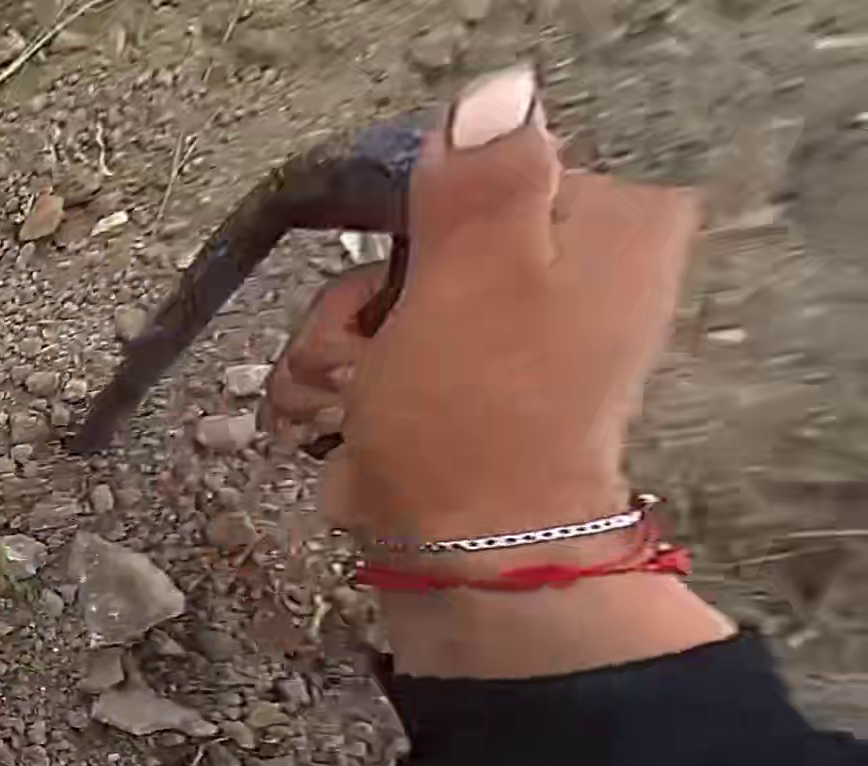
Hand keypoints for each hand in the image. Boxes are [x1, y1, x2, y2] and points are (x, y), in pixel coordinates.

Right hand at [267, 66, 699, 546]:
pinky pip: (339, 361)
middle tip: (364, 359)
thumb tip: (490, 93)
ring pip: (347, 315)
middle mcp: (535, 278)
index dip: (404, 234)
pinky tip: (322, 420)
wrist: (449, 532)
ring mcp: (467, 338)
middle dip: (347, 314)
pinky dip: (316, 391)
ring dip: (319, 361)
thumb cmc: (468, 408)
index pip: (470, 182)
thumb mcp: (477, 282)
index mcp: (589, 229)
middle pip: (391, 256)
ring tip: (338, 402)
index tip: (390, 290)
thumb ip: (482, 185)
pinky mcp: (413, 383)